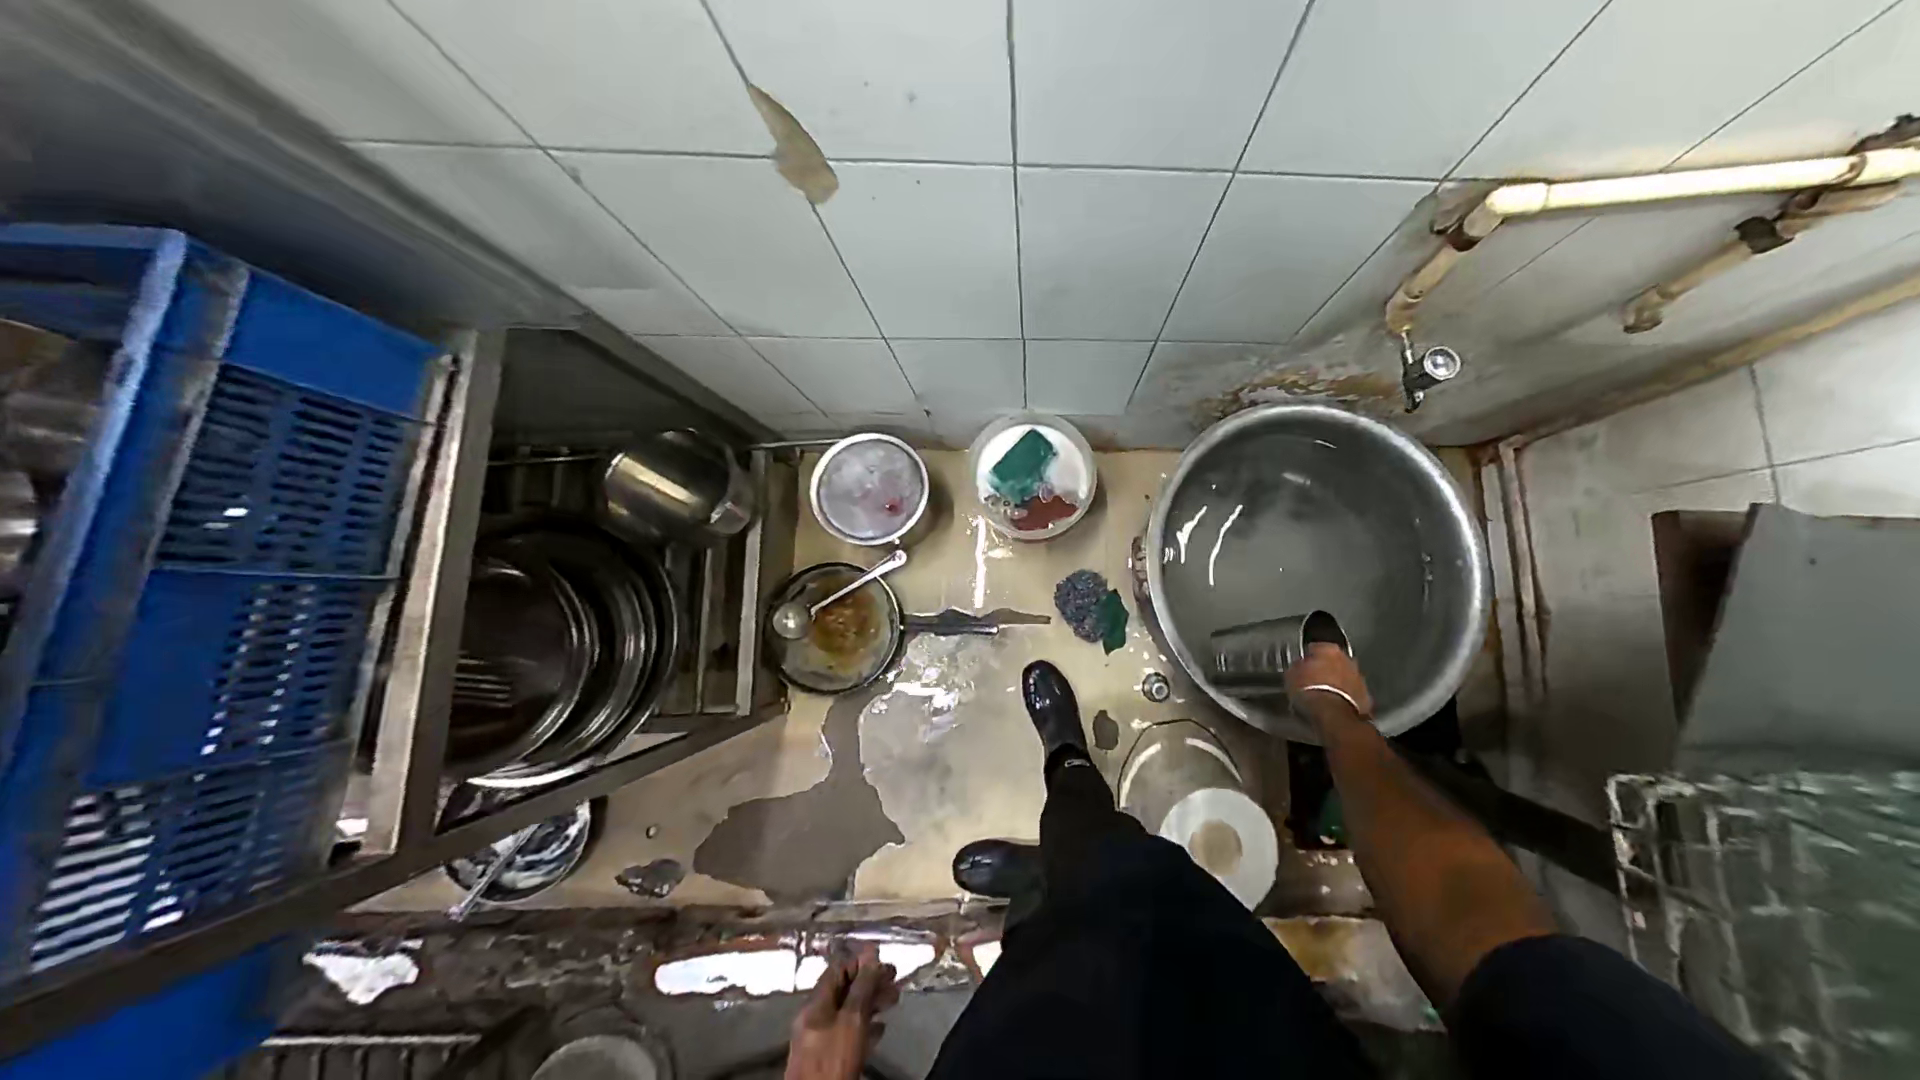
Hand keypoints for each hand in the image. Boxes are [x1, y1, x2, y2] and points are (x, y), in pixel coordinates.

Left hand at [784, 945, 898, 1079]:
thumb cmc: (833, 1060)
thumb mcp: (851, 1020)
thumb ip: (862, 986)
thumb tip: (871, 953)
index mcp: (816, 1003)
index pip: (838, 969)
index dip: (861, 961)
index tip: (884, 960)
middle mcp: (816, 1017)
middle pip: (845, 990)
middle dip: (871, 982)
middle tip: (895, 980)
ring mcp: (821, 1039)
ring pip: (848, 1011)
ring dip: (872, 1003)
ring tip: (894, 1000)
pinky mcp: (829, 1059)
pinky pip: (848, 1034)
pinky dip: (865, 1027)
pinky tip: (880, 1030)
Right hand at [1285, 642, 1373, 722]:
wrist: (1331, 715)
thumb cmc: (1311, 692)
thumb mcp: (1291, 675)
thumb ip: (1298, 666)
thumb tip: (1299, 667)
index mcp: (1328, 649)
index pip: (1317, 647)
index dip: (1308, 657)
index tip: (1303, 665)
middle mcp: (1347, 660)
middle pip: (1335, 662)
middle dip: (1326, 670)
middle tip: (1313, 680)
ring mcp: (1359, 679)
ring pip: (1345, 677)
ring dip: (1336, 684)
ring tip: (1322, 695)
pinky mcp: (1365, 697)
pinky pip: (1352, 694)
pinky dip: (1344, 698)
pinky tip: (1332, 706)